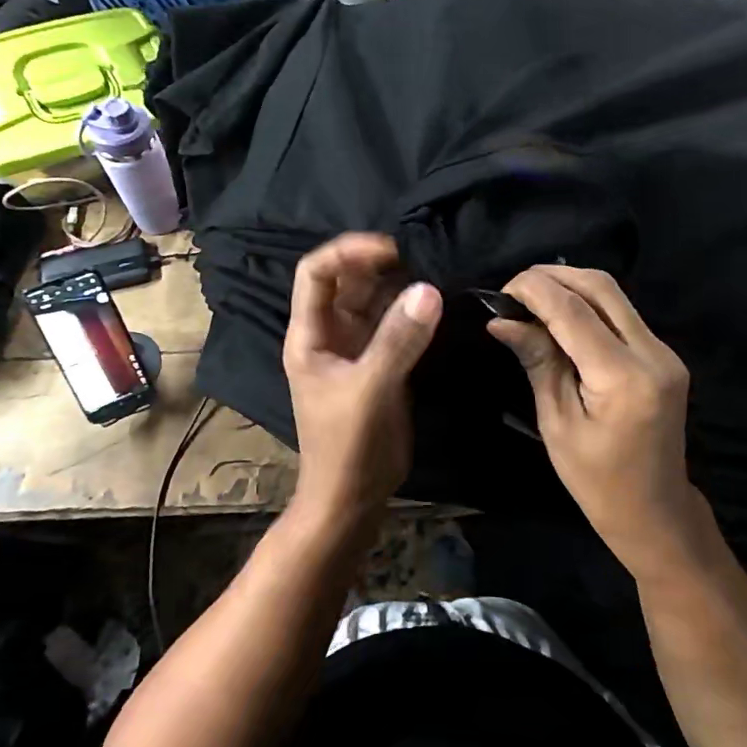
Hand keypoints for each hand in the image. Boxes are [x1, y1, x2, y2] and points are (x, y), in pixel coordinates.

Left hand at [283, 233, 441, 514]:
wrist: (351, 498)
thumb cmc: (347, 446)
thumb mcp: (371, 390)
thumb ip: (397, 340)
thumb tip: (427, 289)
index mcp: (309, 335)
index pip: (315, 273)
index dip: (347, 252)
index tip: (391, 249)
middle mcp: (329, 335)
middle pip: (346, 283)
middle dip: (378, 266)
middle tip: (422, 258)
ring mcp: (354, 350)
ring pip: (372, 303)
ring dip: (398, 288)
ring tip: (435, 274)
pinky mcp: (378, 366)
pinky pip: (392, 327)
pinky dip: (411, 313)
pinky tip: (437, 304)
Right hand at [487, 266, 709, 578]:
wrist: (654, 510)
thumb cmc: (595, 478)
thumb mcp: (556, 421)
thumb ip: (537, 361)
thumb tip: (501, 320)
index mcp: (624, 377)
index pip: (573, 311)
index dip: (533, 290)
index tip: (499, 292)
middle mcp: (653, 353)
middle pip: (601, 287)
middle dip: (552, 276)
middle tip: (511, 290)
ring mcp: (664, 352)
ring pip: (613, 294)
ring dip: (568, 286)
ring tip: (528, 298)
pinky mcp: (662, 355)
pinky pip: (620, 312)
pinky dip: (584, 304)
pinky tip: (555, 315)